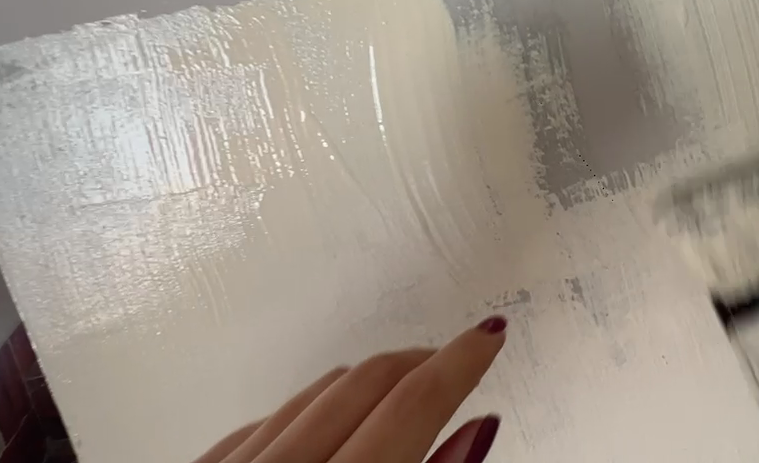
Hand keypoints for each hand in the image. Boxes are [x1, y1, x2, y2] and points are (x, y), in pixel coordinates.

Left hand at [191, 317, 508, 462]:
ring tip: (400, 389)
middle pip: (369, 383)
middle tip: (456, 361)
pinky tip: (328, 417)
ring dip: (369, 381)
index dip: (463, 362)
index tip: (491, 332)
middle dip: (421, 362)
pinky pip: (266, 417)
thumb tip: (479, 425)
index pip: (415, 405)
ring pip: (319, 389)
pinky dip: (310, 407)